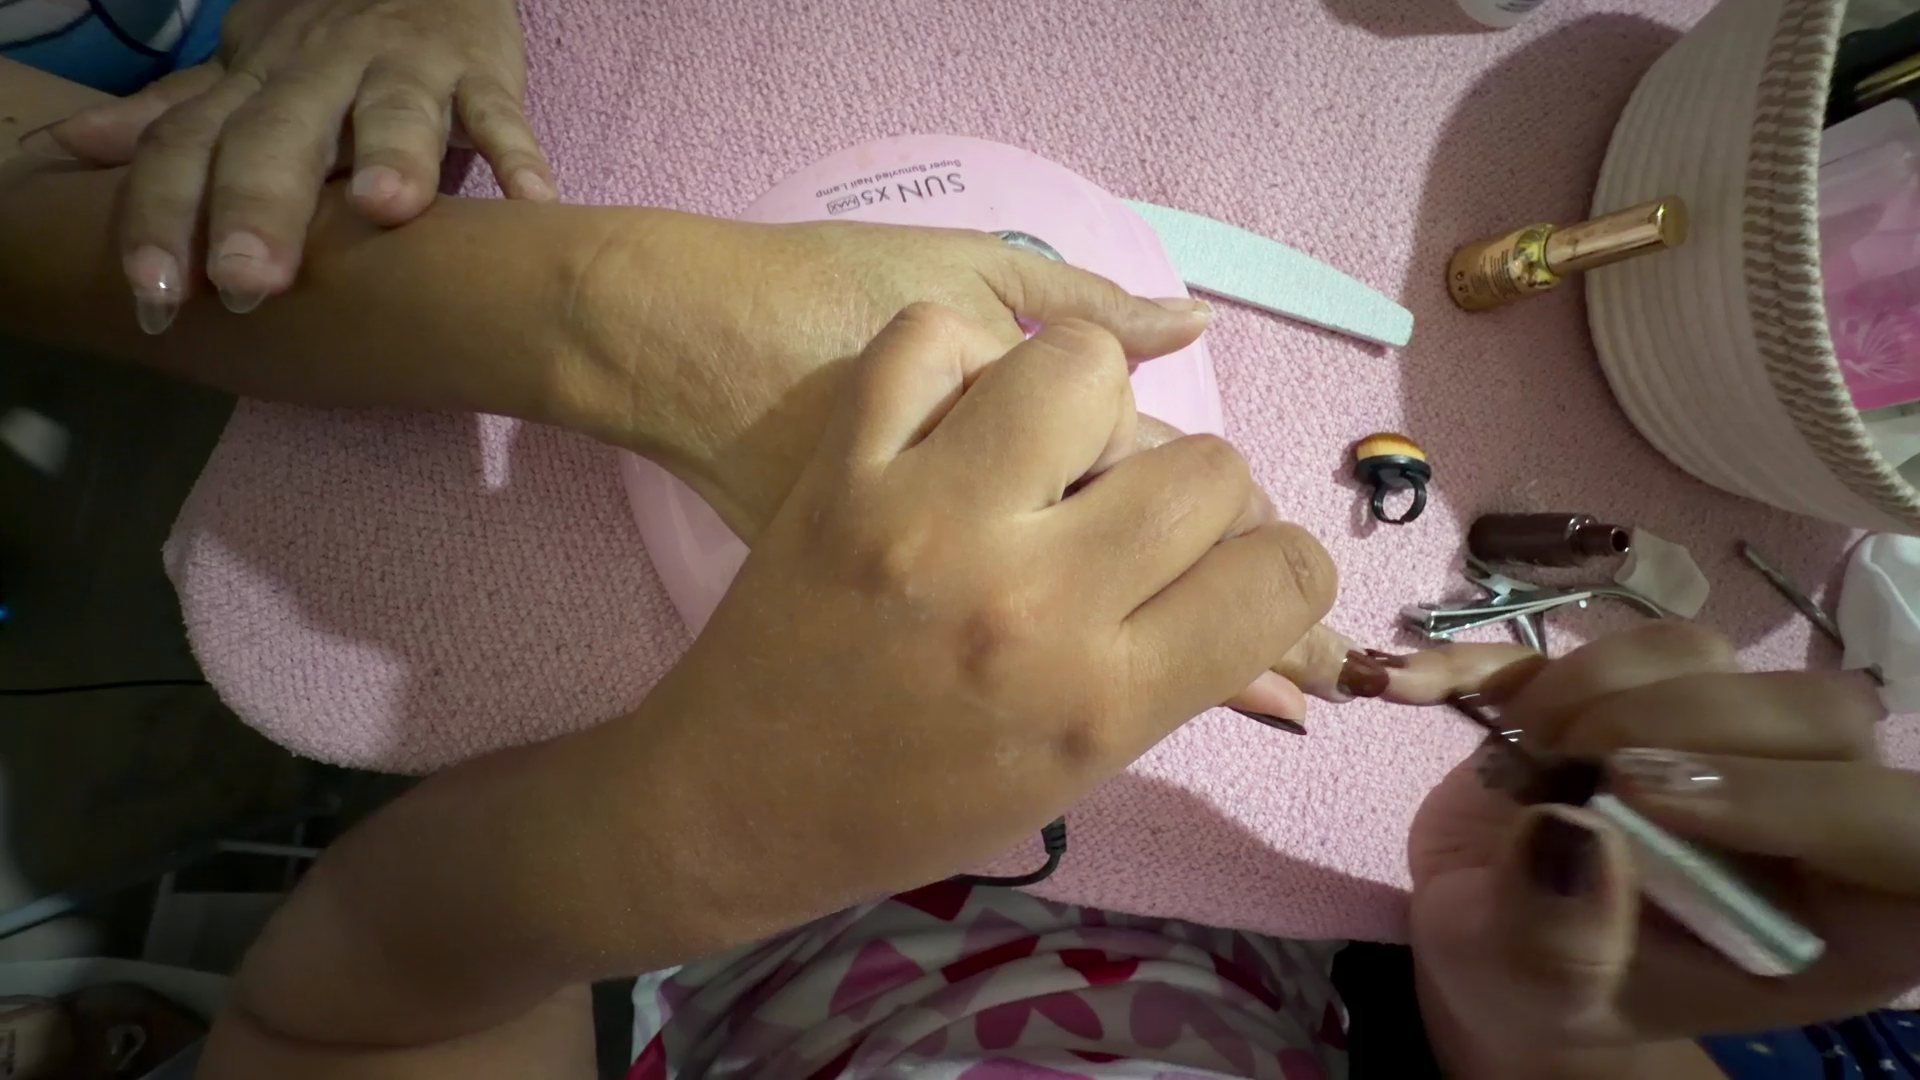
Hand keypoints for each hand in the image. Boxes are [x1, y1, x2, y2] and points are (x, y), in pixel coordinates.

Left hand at [47, 0, 552, 330]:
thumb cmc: (334, 42)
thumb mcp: (250, 73)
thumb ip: (186, 115)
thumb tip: (81, 153)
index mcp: (260, 87)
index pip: (193, 148)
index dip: (165, 217)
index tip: (154, 295)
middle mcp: (322, 77)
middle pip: (281, 141)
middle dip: (260, 207)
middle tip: (249, 283)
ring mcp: (407, 73)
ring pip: (393, 112)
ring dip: (392, 153)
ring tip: (386, 209)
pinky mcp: (481, 75)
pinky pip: (502, 117)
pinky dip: (519, 155)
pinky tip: (535, 201)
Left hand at [589, 213, 1448, 715]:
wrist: (739, 801)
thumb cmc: (911, 807)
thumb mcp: (1068, 771)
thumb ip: (1181, 671)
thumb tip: (1283, 597)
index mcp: (1100, 698)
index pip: (1282, 574)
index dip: (1283, 566)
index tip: (1241, 568)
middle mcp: (1029, 600)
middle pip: (1209, 465)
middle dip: (1202, 490)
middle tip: (1137, 518)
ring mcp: (927, 520)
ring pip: (1084, 369)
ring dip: (1092, 406)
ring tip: (1050, 456)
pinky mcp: (839, 470)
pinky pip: (934, 344)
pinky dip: (960, 362)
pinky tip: (958, 415)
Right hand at [1408, 625, 1918, 1077]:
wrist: (1475, 926)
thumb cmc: (1527, 985)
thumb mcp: (1536, 985)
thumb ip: (1561, 934)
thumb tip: (1572, 826)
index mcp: (1831, 915)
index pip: (1905, 833)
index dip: (1799, 799)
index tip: (1631, 793)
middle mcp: (1790, 816)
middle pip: (1805, 713)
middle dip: (1664, 725)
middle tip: (1562, 770)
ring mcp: (1699, 741)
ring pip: (1692, 654)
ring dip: (1580, 687)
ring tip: (1516, 751)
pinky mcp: (1609, 697)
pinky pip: (1575, 640)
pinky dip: (1491, 658)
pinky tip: (1425, 688)